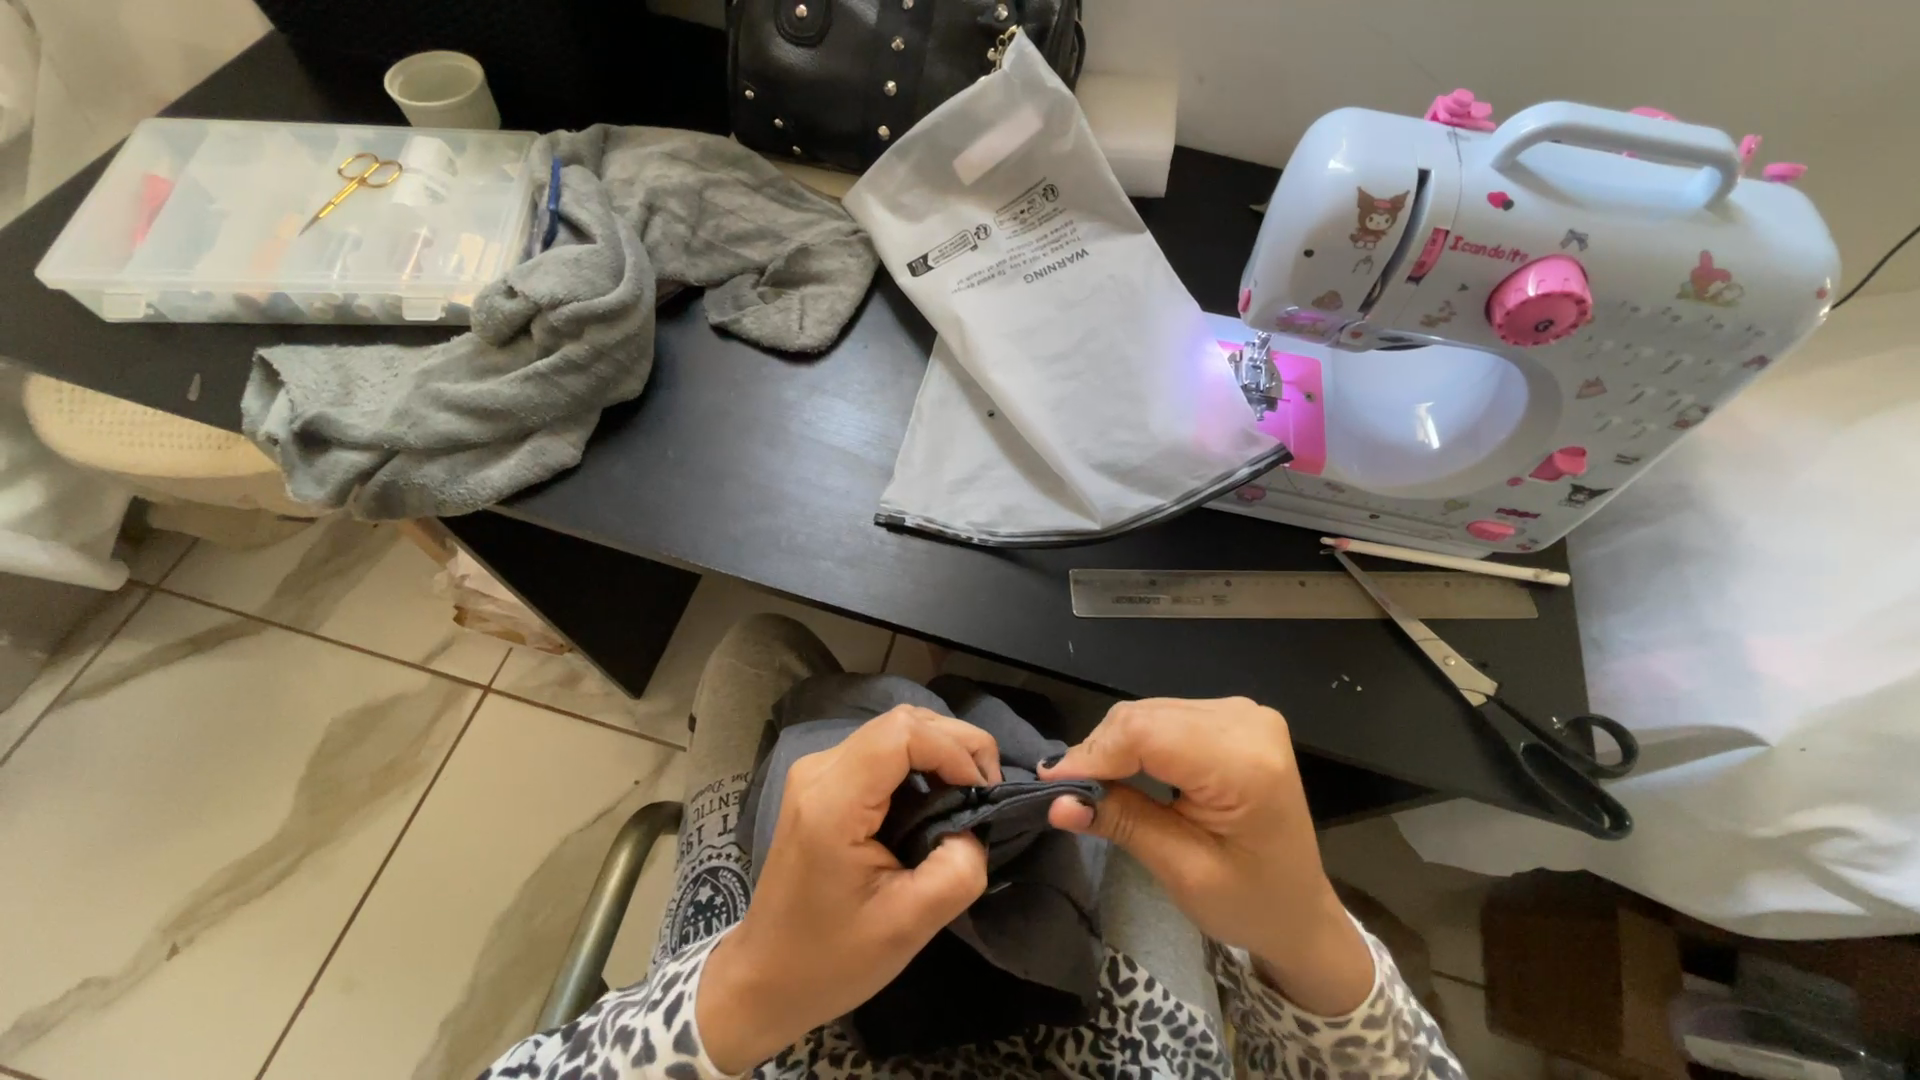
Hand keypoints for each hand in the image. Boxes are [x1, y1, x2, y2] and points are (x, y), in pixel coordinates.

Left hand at [697, 706, 997, 1072]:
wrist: (766, 977)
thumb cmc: (831, 959)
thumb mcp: (908, 926)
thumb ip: (957, 870)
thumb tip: (973, 827)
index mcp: (833, 802)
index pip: (904, 733)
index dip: (955, 749)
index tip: (983, 793)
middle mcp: (819, 770)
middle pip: (903, 722)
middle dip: (957, 745)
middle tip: (988, 792)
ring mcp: (817, 772)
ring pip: (895, 731)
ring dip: (941, 751)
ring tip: (970, 794)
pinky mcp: (822, 782)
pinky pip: (881, 751)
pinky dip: (920, 763)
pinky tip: (938, 796)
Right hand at [1041, 698, 1373, 1013]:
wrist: (1300, 909)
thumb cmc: (1250, 902)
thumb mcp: (1182, 871)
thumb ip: (1121, 823)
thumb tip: (1057, 801)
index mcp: (1246, 763)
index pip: (1146, 733)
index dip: (1093, 753)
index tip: (1052, 785)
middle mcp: (1246, 722)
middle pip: (1144, 717)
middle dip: (1099, 752)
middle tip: (1065, 792)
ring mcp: (1242, 713)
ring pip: (1148, 712)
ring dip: (1113, 746)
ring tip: (1089, 785)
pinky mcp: (1234, 717)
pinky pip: (1165, 716)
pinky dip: (1135, 742)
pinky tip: (1122, 770)